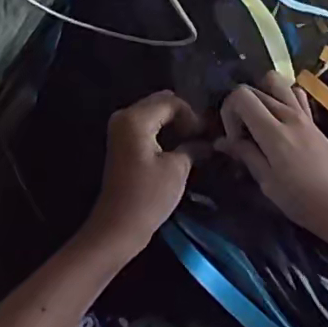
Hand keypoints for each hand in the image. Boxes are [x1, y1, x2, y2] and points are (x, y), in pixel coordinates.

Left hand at [85, 92, 205, 252]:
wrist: (118, 225)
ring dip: (173, 122)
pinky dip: (162, 130)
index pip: (170, 102)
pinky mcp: (121, 141)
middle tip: (204, 134)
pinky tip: (178, 144)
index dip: (192, 115)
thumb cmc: (148, 196)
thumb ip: (192, 146)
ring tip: (195, 140)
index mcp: (135, 118)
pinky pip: (145, 124)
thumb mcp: (176, 169)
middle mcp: (124, 116)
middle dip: (183, 115)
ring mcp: (120, 128)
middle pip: (159, 102)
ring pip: (153, 112)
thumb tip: (207, 141)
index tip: (209, 133)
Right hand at [216, 72, 327, 243]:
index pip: (240, 96)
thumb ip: (246, 156)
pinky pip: (294, 94)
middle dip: (240, 108)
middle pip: (254, 89)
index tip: (234, 140)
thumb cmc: (307, 204)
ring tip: (260, 123)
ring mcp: (305, 116)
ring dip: (261, 96)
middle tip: (243, 137)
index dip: (228, 113)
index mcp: (274, 132)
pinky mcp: (315, 122)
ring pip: (275, 83)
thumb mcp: (269, 185)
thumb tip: (223, 141)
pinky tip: (280, 124)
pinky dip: (282, 98)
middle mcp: (289, 115)